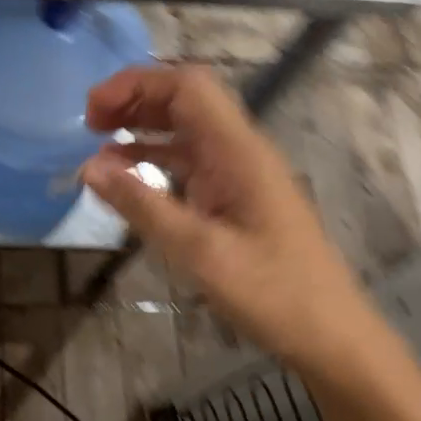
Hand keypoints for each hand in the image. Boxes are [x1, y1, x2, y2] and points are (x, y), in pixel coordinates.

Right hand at [80, 65, 372, 369]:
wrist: (331, 336)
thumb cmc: (272, 293)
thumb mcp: (199, 252)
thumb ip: (143, 205)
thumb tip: (89, 167)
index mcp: (239, 151)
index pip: (187, 86)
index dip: (137, 84)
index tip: (93, 110)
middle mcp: (241, 150)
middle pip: (185, 100)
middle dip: (135, 100)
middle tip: (88, 124)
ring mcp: (240, 173)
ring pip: (186, 129)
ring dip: (143, 127)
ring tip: (98, 145)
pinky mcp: (237, 196)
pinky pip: (191, 161)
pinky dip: (156, 158)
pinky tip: (127, 176)